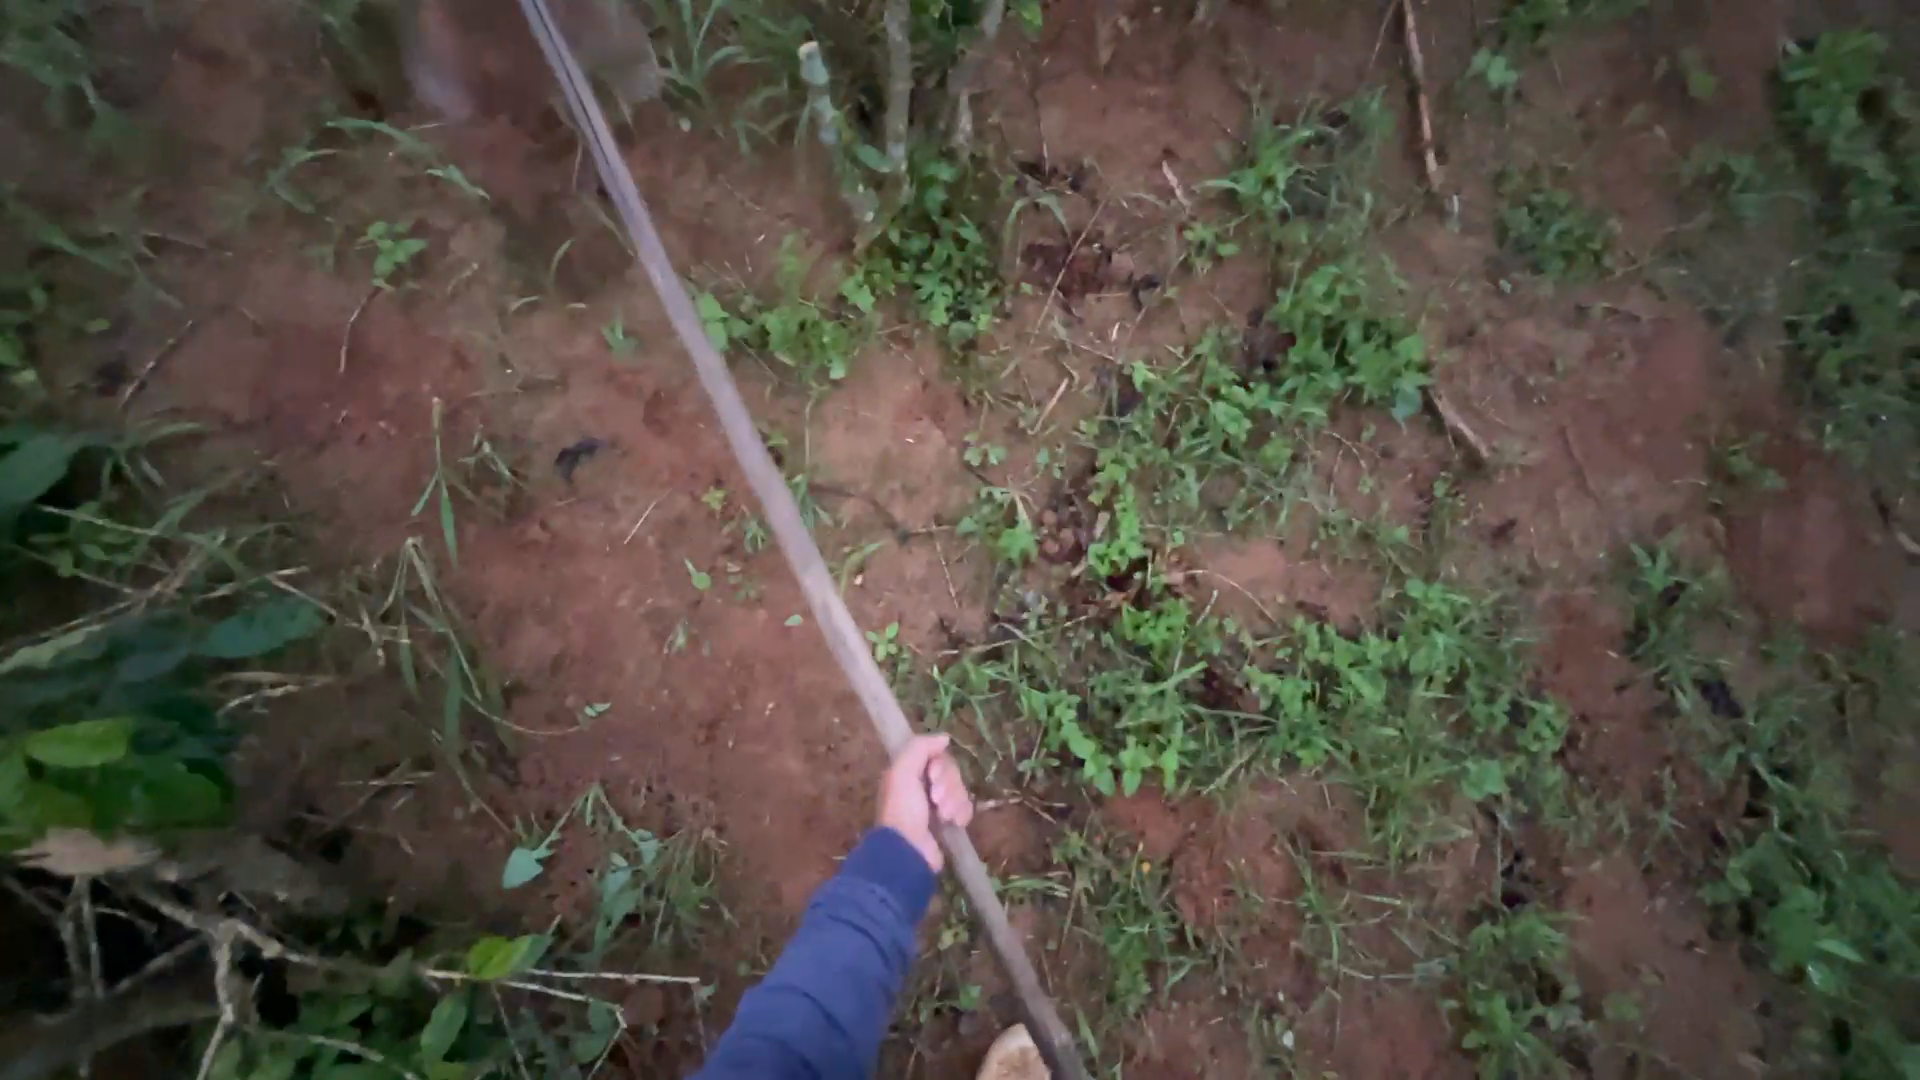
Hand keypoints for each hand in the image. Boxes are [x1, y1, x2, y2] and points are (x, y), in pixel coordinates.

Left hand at [877, 734, 973, 873]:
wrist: (908, 851)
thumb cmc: (903, 809)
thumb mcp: (902, 771)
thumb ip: (921, 747)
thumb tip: (945, 738)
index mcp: (910, 772)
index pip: (938, 756)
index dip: (940, 765)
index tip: (932, 776)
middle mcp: (923, 785)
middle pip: (951, 772)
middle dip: (948, 785)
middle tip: (936, 800)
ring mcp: (937, 804)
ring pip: (960, 789)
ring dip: (955, 801)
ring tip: (943, 816)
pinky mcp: (949, 822)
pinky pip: (966, 807)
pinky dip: (962, 813)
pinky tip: (954, 822)